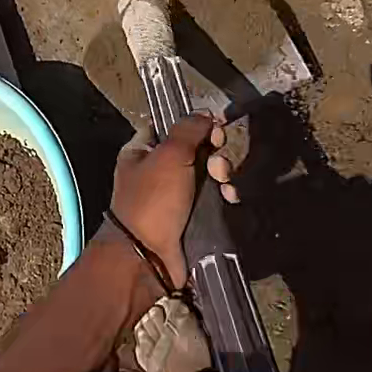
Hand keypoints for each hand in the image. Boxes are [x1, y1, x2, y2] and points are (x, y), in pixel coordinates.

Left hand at [109, 115, 223, 287]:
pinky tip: (230, 199)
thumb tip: (205, 114)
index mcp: (141, 152)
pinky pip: (214, 198)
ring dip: (223, 175)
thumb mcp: (169, 155)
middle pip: (196, 149)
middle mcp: (157, 171)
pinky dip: (225, 196)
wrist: (150, 257)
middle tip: (216, 164)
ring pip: (209, 173)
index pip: (169, 126)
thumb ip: (188, 129)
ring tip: (223, 184)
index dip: (192, 124)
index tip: (211, 127)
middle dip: (214, 153)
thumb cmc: (153, 200)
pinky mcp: (192, 216)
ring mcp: (176, 195)